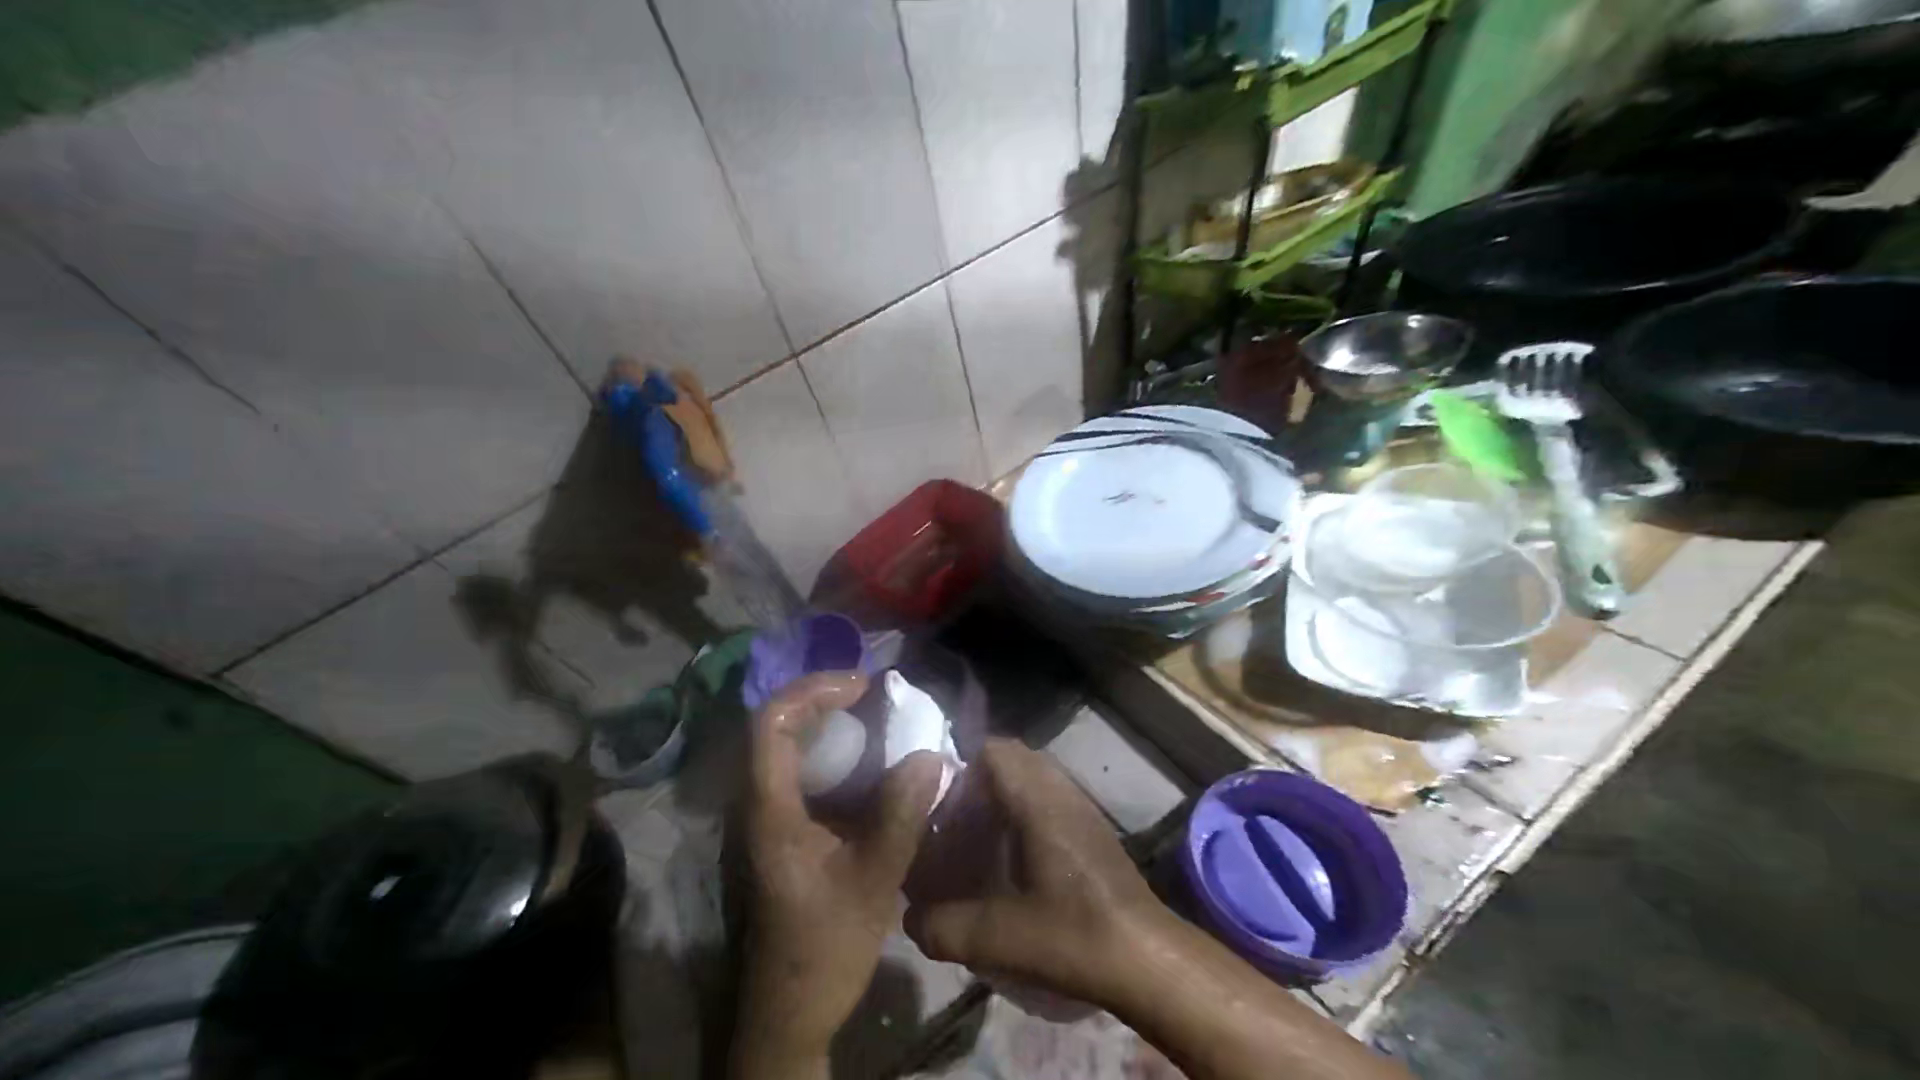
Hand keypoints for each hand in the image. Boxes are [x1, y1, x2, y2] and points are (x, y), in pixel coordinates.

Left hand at [734, 673, 943, 1079]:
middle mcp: (758, 804)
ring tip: (883, 721)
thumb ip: (901, 815)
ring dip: (834, 727)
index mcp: (767, 810)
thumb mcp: (872, 881)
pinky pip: (807, 775)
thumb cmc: (823, 948)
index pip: (770, 724)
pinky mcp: (784, 832)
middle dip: (827, 701)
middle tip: (877, 696)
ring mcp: (768, 818)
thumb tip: (930, 756)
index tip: (862, 687)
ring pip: (792, 749)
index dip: (813, 692)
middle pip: (778, 727)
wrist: (789, 1011)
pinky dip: (839, 758)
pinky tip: (877, 768)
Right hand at [903, 738, 1178, 1008]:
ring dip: (1004, 794)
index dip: (962, 765)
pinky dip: (1026, 810)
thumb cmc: (1074, 936)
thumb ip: (943, 926)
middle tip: (955, 818)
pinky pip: (1050, 797)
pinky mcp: (1093, 829)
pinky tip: (1015, 857)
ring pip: (1034, 777)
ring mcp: (1082, 807)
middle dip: (979, 779)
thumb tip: (909, 918)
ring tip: (980, 836)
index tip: (939, 798)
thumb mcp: (997, 938)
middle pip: (1012, 758)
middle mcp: (1061, 791)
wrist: (1146, 959)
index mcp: (1038, 801)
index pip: (995, 749)